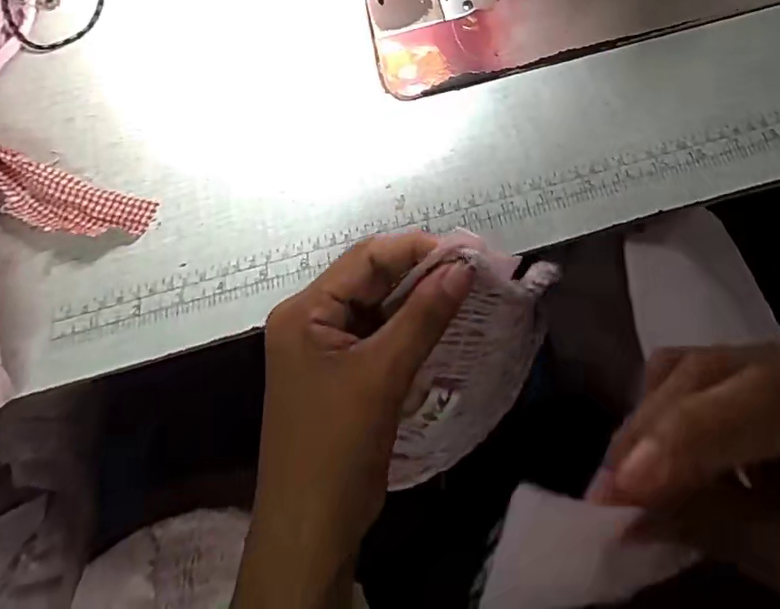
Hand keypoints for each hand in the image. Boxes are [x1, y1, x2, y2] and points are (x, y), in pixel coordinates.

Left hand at [235, 233, 473, 608]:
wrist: (311, 531)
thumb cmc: (336, 445)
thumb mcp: (382, 374)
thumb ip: (423, 315)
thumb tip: (463, 267)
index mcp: (305, 310)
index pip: (366, 258)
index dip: (416, 248)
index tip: (465, 251)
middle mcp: (311, 319)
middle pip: (372, 278)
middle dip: (422, 270)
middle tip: (474, 267)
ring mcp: (327, 346)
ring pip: (380, 305)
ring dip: (421, 296)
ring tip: (468, 287)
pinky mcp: (345, 370)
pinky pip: (382, 332)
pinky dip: (413, 324)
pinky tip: (446, 320)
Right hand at [592, 344, 779, 608]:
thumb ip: (743, 538)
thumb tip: (637, 511)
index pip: (778, 399)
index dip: (698, 431)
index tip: (632, 486)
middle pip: (725, 371)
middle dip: (656, 427)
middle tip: (604, 496)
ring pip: (701, 363)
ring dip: (650, 417)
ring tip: (619, 483)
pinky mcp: (767, 377)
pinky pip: (699, 374)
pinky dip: (664, 412)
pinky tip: (652, 460)